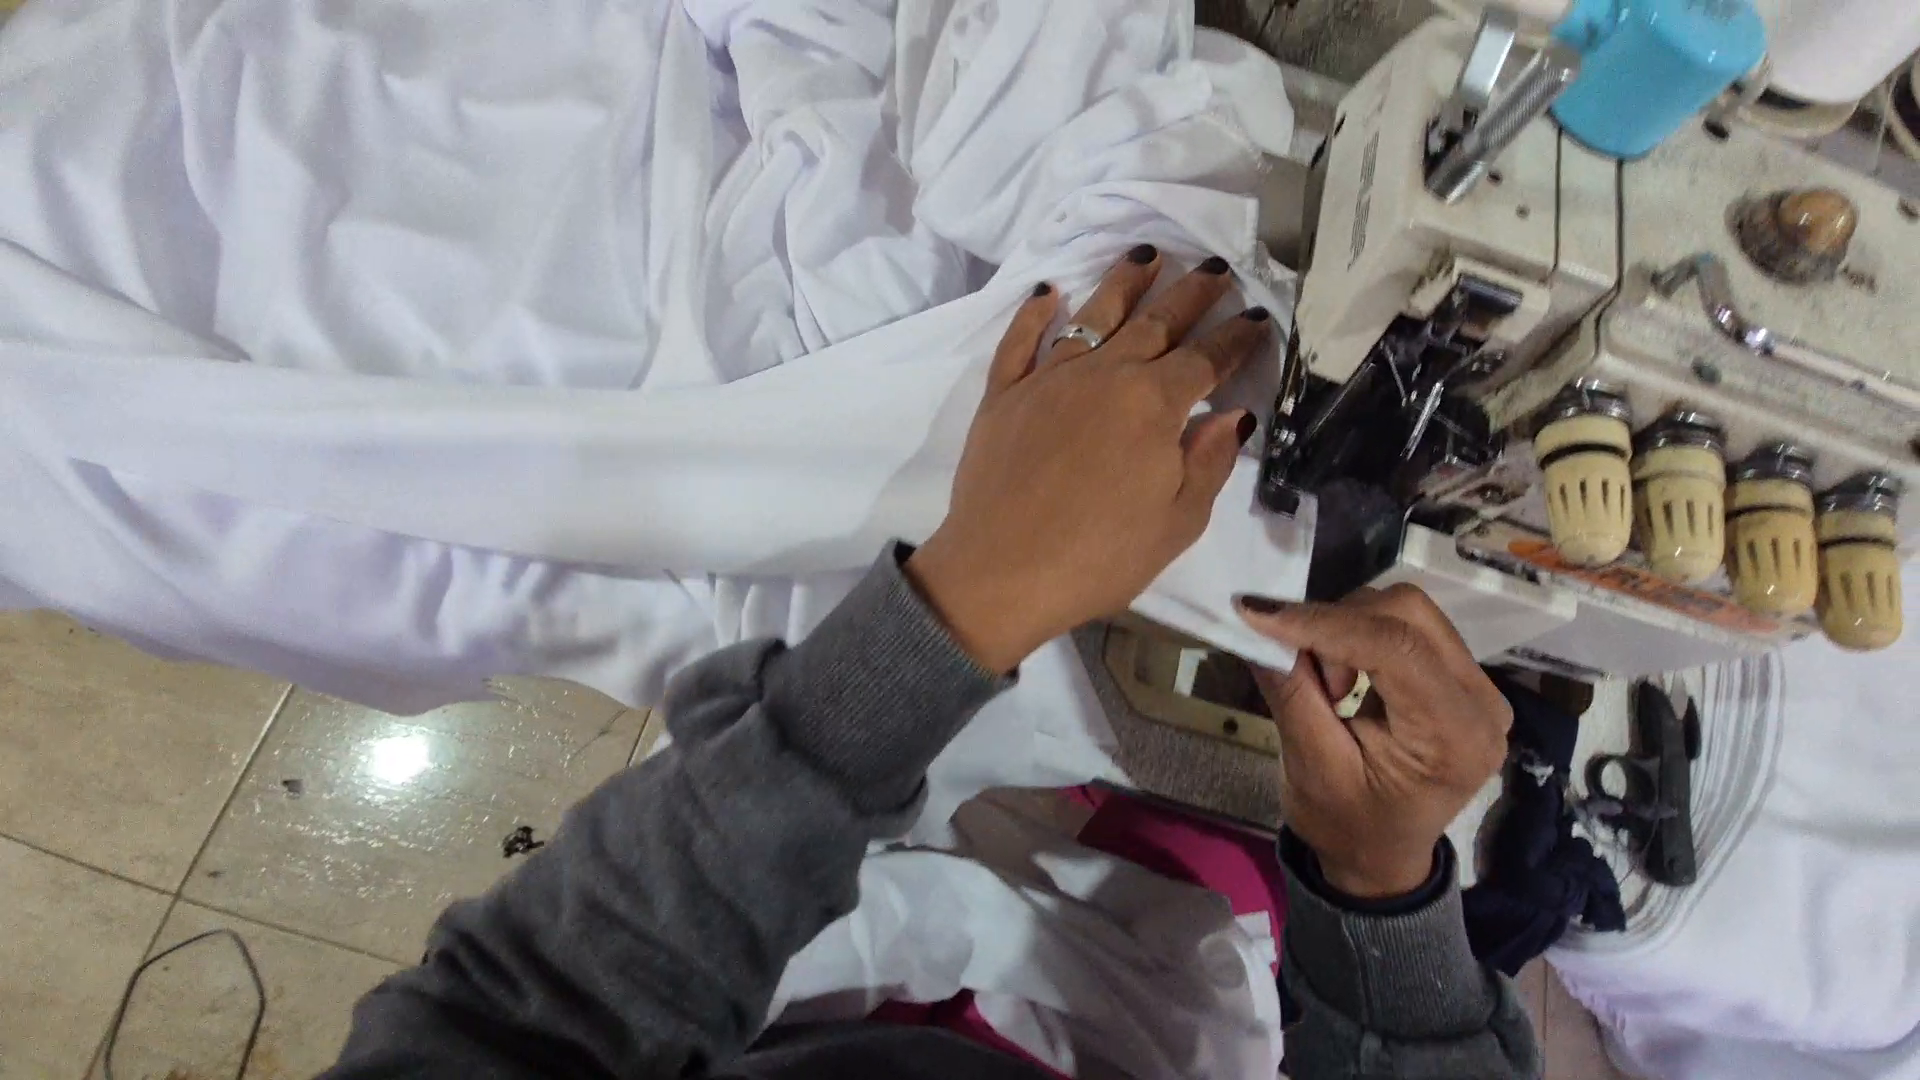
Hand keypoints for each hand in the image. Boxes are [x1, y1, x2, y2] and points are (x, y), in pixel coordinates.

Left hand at [907, 246, 1272, 671]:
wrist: (1001, 573)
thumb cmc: (1098, 558)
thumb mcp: (1176, 523)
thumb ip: (1208, 462)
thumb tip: (1232, 415)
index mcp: (1153, 405)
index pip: (1206, 359)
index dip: (1236, 338)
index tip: (1257, 317)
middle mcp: (1103, 376)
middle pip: (1155, 323)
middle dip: (1191, 293)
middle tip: (1214, 268)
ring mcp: (1047, 380)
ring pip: (1092, 317)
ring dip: (1123, 283)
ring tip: (1145, 254)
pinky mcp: (1002, 395)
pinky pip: (1019, 342)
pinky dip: (1034, 314)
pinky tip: (1049, 293)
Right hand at [1237, 586, 1511, 898]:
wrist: (1379, 852)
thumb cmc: (1345, 822)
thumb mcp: (1310, 766)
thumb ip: (1291, 691)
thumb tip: (1258, 626)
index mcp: (1454, 736)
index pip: (1394, 648)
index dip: (1321, 622)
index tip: (1255, 614)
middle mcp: (1482, 701)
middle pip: (1407, 614)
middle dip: (1337, 624)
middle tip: (1304, 670)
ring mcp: (1478, 685)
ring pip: (1405, 609)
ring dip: (1347, 626)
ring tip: (1328, 682)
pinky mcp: (1459, 674)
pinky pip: (1406, 623)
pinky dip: (1358, 631)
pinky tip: (1344, 672)